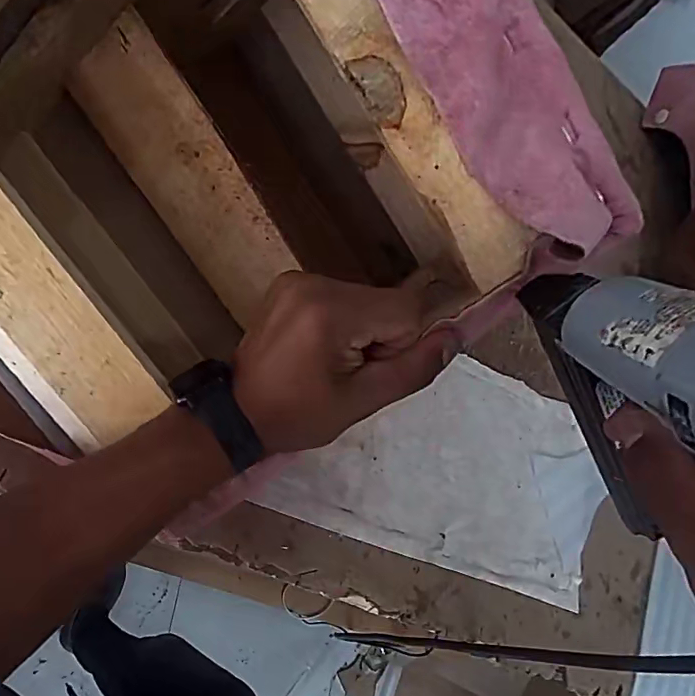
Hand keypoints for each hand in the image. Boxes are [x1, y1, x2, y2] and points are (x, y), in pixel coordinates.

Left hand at [232, 271, 460, 453]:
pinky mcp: (290, 283)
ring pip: (366, 302)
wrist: (238, 414)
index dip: (398, 346)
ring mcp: (298, 279)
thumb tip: (456, 335)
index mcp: (330, 310)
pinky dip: (341, 325)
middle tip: (344, 374)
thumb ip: (413, 368)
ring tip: (326, 365)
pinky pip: (341, 299)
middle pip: (385, 303)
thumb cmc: (298, 416)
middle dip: (378, 340)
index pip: (406, 309)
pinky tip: (315, 351)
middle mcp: (314, 281)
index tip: (366, 371)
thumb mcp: (361, 402)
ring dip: (361, 333)